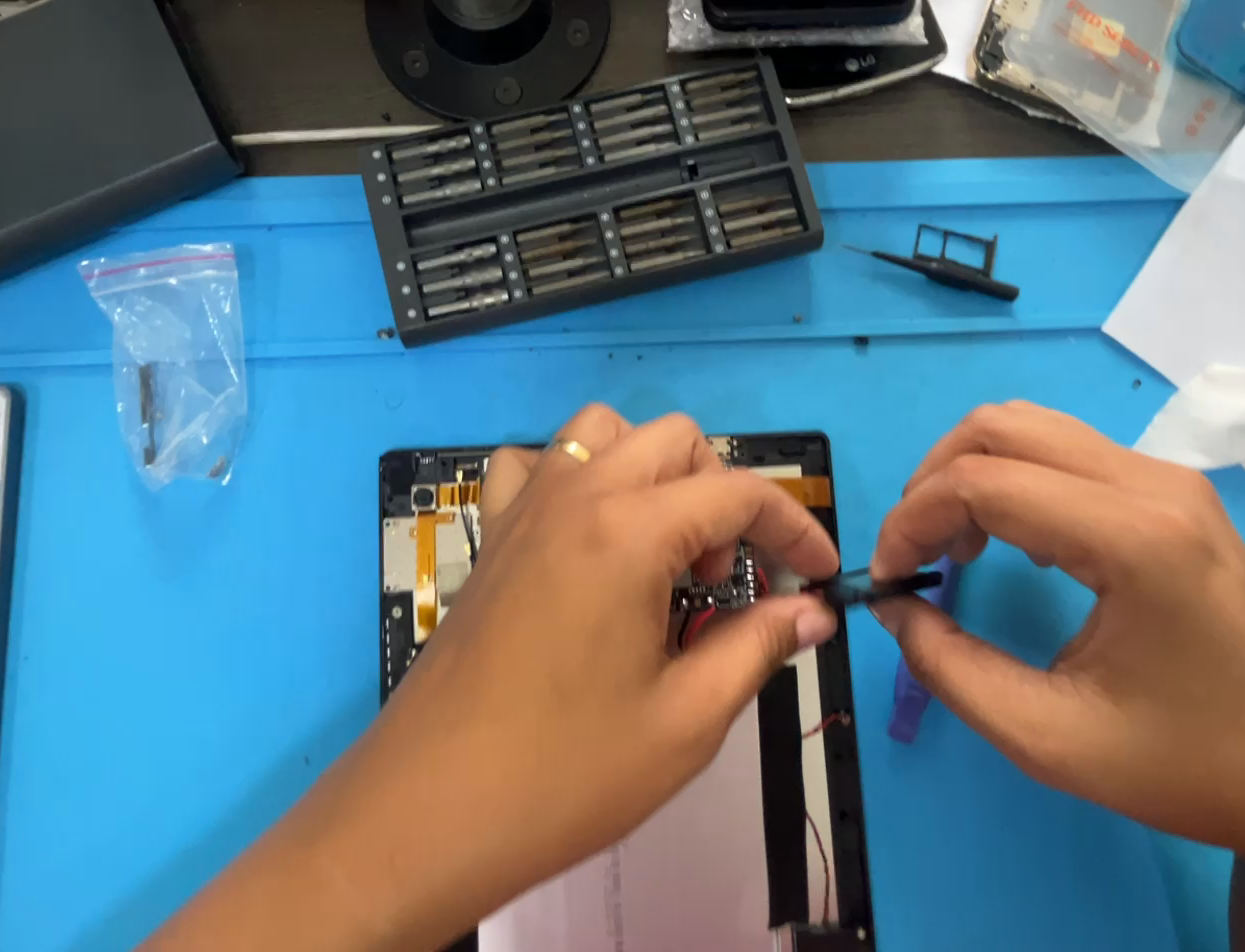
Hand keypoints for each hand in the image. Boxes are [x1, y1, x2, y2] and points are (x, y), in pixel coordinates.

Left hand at [148, 404, 841, 951]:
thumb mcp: (686, 720)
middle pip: (675, 440)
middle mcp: (574, 493)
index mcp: (628, 530)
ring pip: (603, 432)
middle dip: (721, 494)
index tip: (817, 574)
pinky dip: (574, 477)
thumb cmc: (565, 772)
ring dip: (652, 472)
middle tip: (722, 577)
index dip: (792, 527)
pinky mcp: (491, 534)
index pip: (737, 493)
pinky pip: (534, 465)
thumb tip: (813, 611)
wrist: (427, 811)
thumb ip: (758, 647)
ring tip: (658, 548)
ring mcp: (523, 507)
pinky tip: (584, 536)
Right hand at [867, 401, 1244, 865]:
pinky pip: (1059, 450)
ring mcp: (1168, 480)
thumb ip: (945, 665)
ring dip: (966, 474)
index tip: (886, 579)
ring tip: (953, 547)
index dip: (910, 522)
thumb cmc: (1185, 766)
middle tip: (914, 555)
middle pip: (998, 428)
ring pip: (1026, 426)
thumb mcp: (1043, 737)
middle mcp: (1154, 484)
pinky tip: (1008, 541)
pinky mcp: (1169, 492)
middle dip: (930, 483)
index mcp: (1135, 540)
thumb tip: (888, 604)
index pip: (981, 483)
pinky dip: (1006, 478)